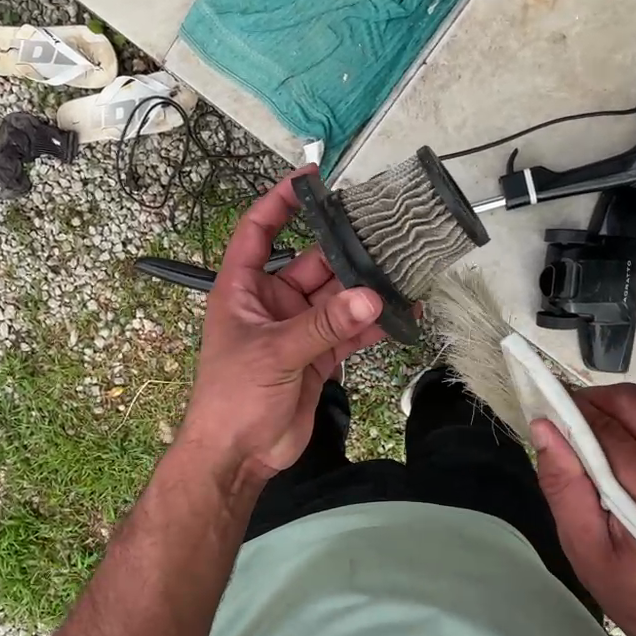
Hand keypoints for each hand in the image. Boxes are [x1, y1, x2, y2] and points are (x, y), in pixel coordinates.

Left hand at [180, 170, 386, 483]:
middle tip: (385, 233)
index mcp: (242, 289)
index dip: (279, 202)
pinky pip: (347, 331)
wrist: (238, 455)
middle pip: (312, 263)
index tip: (310, 180)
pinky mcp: (317, 357)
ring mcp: (296, 329)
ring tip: (403, 272)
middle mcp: (270, 303)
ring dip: (364, 289)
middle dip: (345, 251)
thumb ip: (323, 325)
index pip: (257, 231)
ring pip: (335, 298)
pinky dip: (371, 324)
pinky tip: (401, 314)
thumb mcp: (274, 353)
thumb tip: (370, 297)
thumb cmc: (232, 397)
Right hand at [531, 383, 635, 635]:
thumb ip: (564, 486)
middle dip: (592, 402)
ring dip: (611, 416)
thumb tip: (543, 428)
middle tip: (560, 420)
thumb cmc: (630, 593)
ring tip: (582, 442)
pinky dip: (631, 432)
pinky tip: (613, 460)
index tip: (542, 409)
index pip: (611, 432)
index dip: (572, 413)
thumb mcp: (583, 548)